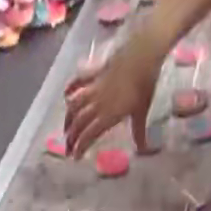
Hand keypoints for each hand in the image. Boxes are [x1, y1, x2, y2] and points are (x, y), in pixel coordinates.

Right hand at [63, 38, 165, 155]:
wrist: (142, 54)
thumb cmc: (144, 84)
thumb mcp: (142, 111)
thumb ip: (139, 131)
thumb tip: (143, 150)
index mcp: (107, 115)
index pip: (89, 134)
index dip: (80, 147)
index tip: (74, 157)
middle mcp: (96, 103)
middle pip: (78, 122)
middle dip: (71, 137)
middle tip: (67, 148)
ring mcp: (94, 87)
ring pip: (74, 105)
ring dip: (68, 118)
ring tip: (66, 128)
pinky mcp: (95, 73)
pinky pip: (78, 81)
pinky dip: (70, 89)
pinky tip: (66, 96)